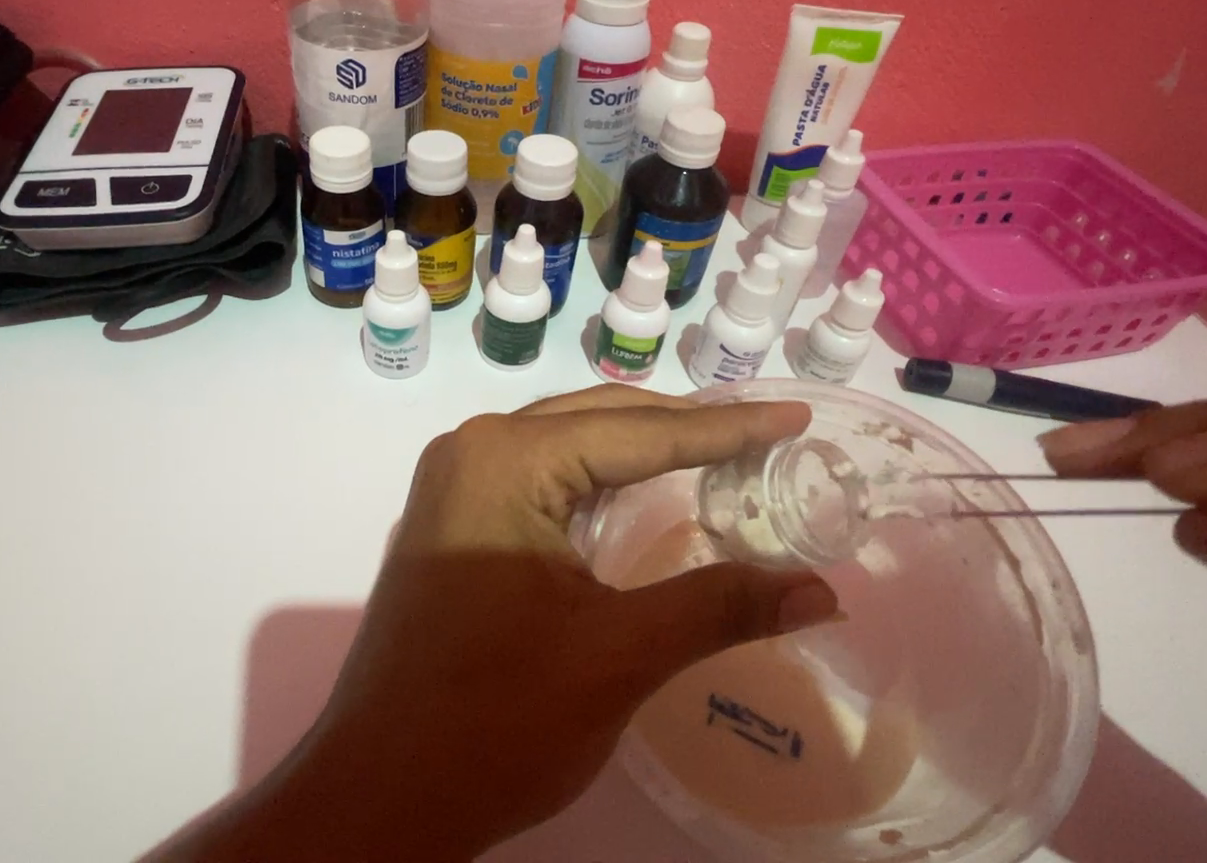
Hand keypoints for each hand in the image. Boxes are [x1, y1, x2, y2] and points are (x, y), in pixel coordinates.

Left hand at [151, 386, 836, 861]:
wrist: (384, 789)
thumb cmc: (495, 717)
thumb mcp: (617, 655)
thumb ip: (719, 607)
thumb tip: (821, 590)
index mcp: (506, 460)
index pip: (638, 432)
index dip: (724, 428)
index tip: (793, 417)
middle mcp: (472, 450)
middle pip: (599, 422)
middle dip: (684, 429)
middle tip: (766, 435)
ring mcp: (455, 483)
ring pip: (567, 444)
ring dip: (641, 449)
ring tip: (720, 453)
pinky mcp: (453, 518)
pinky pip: (540, 476)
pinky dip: (599, 479)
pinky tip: (642, 494)